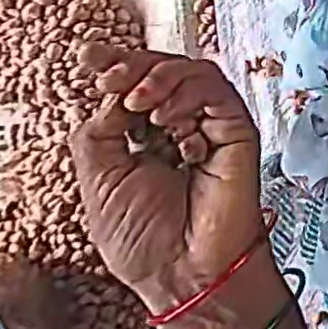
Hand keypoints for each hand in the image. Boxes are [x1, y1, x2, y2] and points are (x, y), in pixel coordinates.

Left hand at [70, 44, 263, 312]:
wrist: (181, 272)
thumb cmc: (143, 238)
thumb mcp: (99, 180)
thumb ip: (100, 131)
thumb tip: (113, 92)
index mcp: (148, 135)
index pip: (136, 85)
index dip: (116, 64)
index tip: (90, 56)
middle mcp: (182, 123)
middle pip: (166, 70)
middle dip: (135, 65)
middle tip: (112, 76)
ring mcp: (212, 124)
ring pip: (194, 72)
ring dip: (160, 77)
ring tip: (139, 103)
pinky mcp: (237, 128)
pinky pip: (216, 91)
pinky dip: (187, 94)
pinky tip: (167, 119)